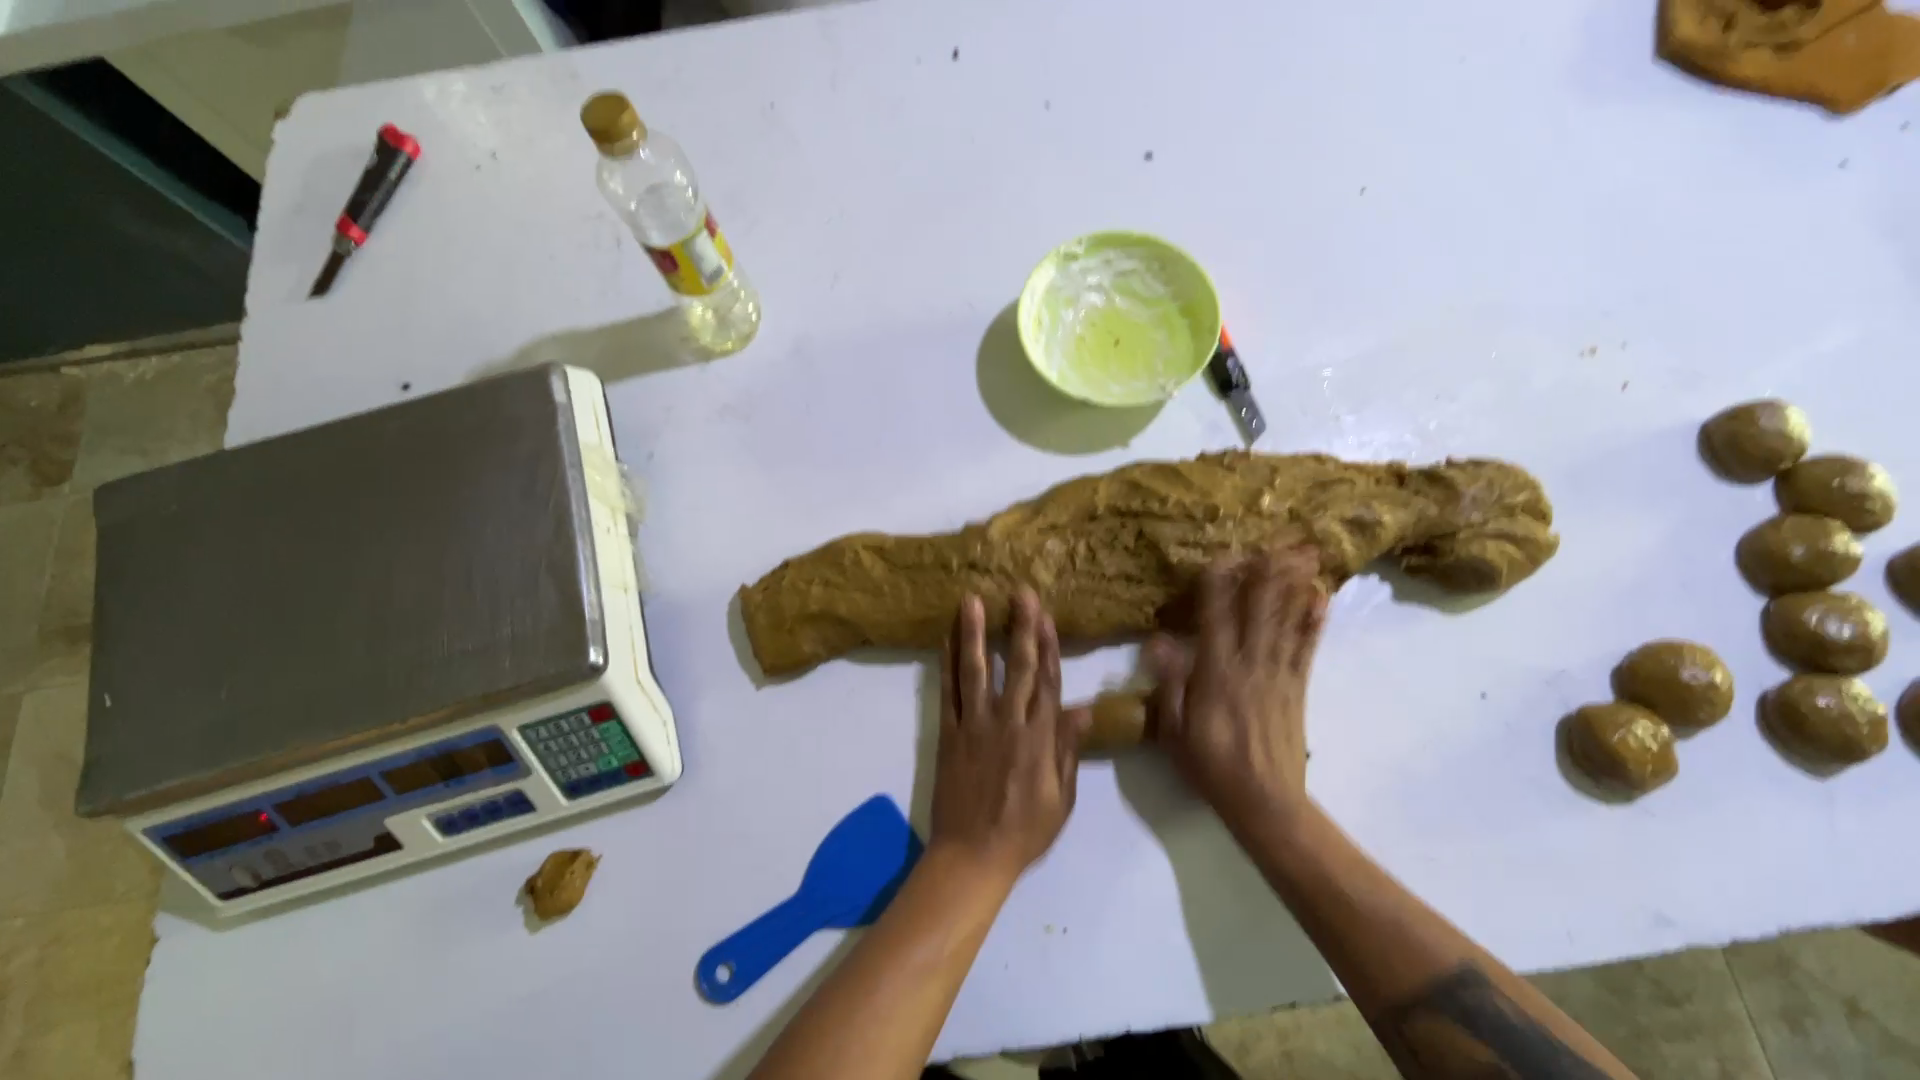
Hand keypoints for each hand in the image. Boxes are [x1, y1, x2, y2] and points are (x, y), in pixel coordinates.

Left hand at [929, 589, 1090, 884]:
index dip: (1047, 645)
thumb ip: (1068, 750)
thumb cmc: (1025, 831)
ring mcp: (974, 726)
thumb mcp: (1062, 797)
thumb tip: (1081, 709)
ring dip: (975, 634)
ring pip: (976, 671)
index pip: (1047, 681)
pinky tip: (947, 640)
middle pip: (1017, 666)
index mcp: (1040, 738)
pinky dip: (947, 665)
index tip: (1045, 614)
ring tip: (971, 600)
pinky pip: (947, 693)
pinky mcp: (948, 734)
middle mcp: (1008, 722)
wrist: (973, 855)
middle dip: (1019, 626)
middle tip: (1019, 591)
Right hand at [1145, 549, 1327, 832]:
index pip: (1215, 617)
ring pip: (1285, 621)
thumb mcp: (1174, 729)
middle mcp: (1249, 665)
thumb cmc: (1210, 766)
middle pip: (1258, 609)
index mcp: (1215, 673)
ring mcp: (1278, 675)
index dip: (1219, 583)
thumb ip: (1170, 683)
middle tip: (1276, 538)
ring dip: (1293, 585)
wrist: (1264, 802)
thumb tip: (1158, 640)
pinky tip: (1321, 598)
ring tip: (1303, 553)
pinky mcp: (1297, 689)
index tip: (1222, 553)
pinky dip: (1314, 622)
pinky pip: (1306, 648)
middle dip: (1265, 572)